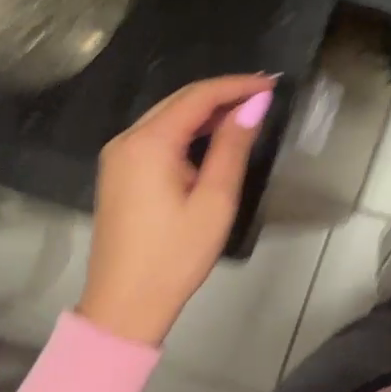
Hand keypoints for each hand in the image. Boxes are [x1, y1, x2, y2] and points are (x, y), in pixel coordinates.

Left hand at [75, 75, 275, 345]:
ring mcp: (118, 156)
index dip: (237, 85)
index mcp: (149, 143)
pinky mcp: (119, 172)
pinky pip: (157, 134)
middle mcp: (127, 140)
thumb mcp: (215, 200)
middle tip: (264, 93)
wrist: (124, 307)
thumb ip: (233, 146)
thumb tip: (254, 104)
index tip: (272, 84)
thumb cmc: (175, 255)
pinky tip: (214, 135)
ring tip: (247, 110)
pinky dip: (188, 128)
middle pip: (180, 100)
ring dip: (206, 110)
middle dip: (223, 93)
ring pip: (167, 116)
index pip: (198, 96)